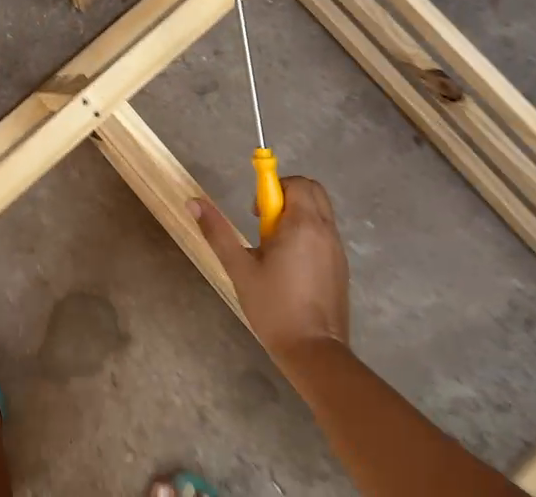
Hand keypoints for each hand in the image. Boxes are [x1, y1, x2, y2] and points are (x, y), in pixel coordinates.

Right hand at [191, 177, 349, 362]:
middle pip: (313, 191)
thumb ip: (217, 232)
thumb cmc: (274, 307)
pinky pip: (324, 234)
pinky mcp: (341, 268)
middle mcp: (325, 231)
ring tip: (273, 248)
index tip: (255, 212)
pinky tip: (288, 266)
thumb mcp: (239, 268)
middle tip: (263, 222)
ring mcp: (337, 250)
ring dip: (296, 215)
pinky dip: (307, 234)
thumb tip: (193, 202)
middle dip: (286, 194)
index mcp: (302, 226)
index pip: (297, 183)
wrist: (314, 352)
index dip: (272, 187)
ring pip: (320, 212)